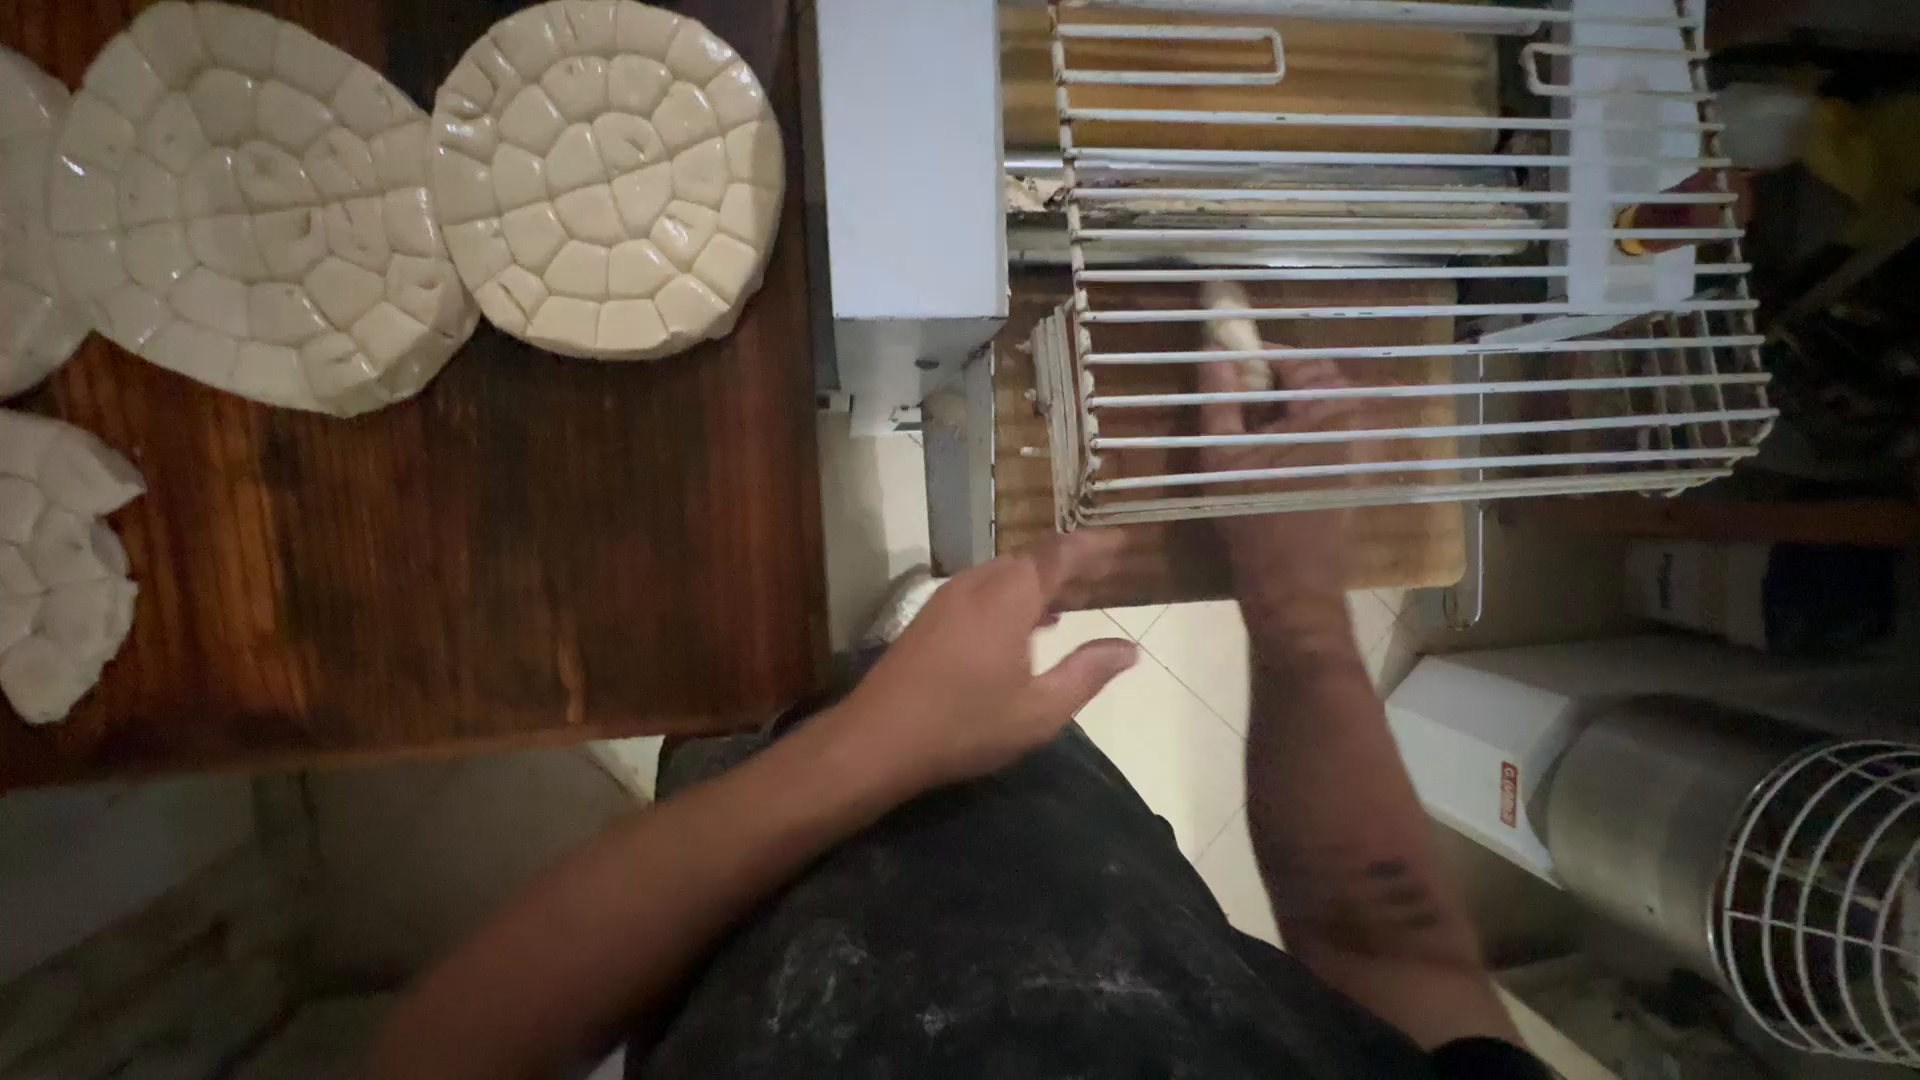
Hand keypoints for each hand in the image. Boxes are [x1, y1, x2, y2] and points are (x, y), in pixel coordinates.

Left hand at [823, 530, 1137, 790]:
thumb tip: (1129, 649)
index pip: (1060, 554)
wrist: (877, 738)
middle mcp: (978, 584)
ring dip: (1043, 580)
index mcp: (1008, 598)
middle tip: (1109, 572)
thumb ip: (1087, 673)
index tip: (1126, 542)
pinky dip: (1017, 595)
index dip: (1096, 544)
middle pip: (1032, 558)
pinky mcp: (933, 615)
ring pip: (1006, 573)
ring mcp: (950, 597)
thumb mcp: (1038, 711)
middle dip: (1073, 562)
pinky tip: (1033, 622)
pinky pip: (986, 588)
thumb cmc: (964, 726)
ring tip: (1078, 596)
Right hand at [1195, 349, 1359, 636]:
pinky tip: (1260, 450)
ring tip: (1238, 422)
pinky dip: (1292, 430)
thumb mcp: (1223, 451)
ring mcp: (1360, 446)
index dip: (1257, 355)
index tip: (1223, 359)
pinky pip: (1322, 432)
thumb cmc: (1252, 514)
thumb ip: (1219, 397)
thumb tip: (1213, 350)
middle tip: (1227, 392)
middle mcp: (1355, 419)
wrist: (1290, 579)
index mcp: (1330, 407)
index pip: (1297, 358)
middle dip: (1267, 381)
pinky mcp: (1354, 468)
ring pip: (1314, 408)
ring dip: (1277, 407)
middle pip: (1309, 380)